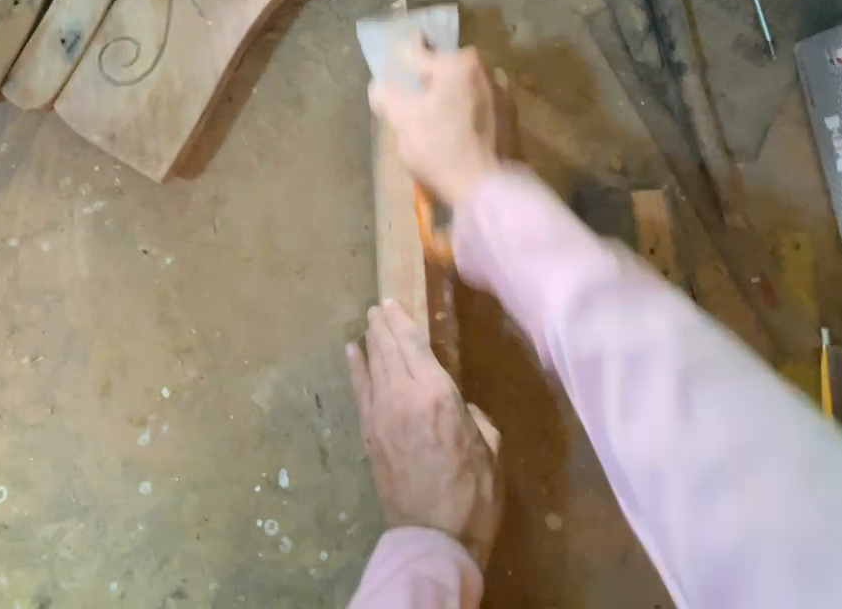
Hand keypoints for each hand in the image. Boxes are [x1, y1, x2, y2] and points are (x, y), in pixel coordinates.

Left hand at [347, 300, 502, 567]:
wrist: (433, 538)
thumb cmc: (473, 495)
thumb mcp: (490, 450)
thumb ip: (474, 418)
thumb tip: (459, 407)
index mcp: (437, 395)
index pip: (413, 345)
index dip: (402, 321)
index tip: (393, 303)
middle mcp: (404, 396)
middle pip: (389, 349)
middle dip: (383, 324)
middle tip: (379, 306)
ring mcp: (381, 413)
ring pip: (373, 365)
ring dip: (371, 340)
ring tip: (369, 322)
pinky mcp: (369, 433)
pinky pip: (360, 389)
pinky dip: (355, 367)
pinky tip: (352, 352)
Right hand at [369, 45, 501, 207]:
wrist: (487, 188)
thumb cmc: (441, 147)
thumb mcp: (402, 118)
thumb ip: (386, 93)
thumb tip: (382, 85)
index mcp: (459, 64)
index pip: (420, 52)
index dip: (403, 57)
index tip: (397, 57)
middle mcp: (486, 71)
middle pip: (447, 68)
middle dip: (430, 76)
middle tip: (413, 92)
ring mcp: (503, 95)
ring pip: (466, 86)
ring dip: (451, 94)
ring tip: (435, 113)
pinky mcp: (511, 120)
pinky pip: (481, 106)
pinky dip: (467, 111)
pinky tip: (457, 129)